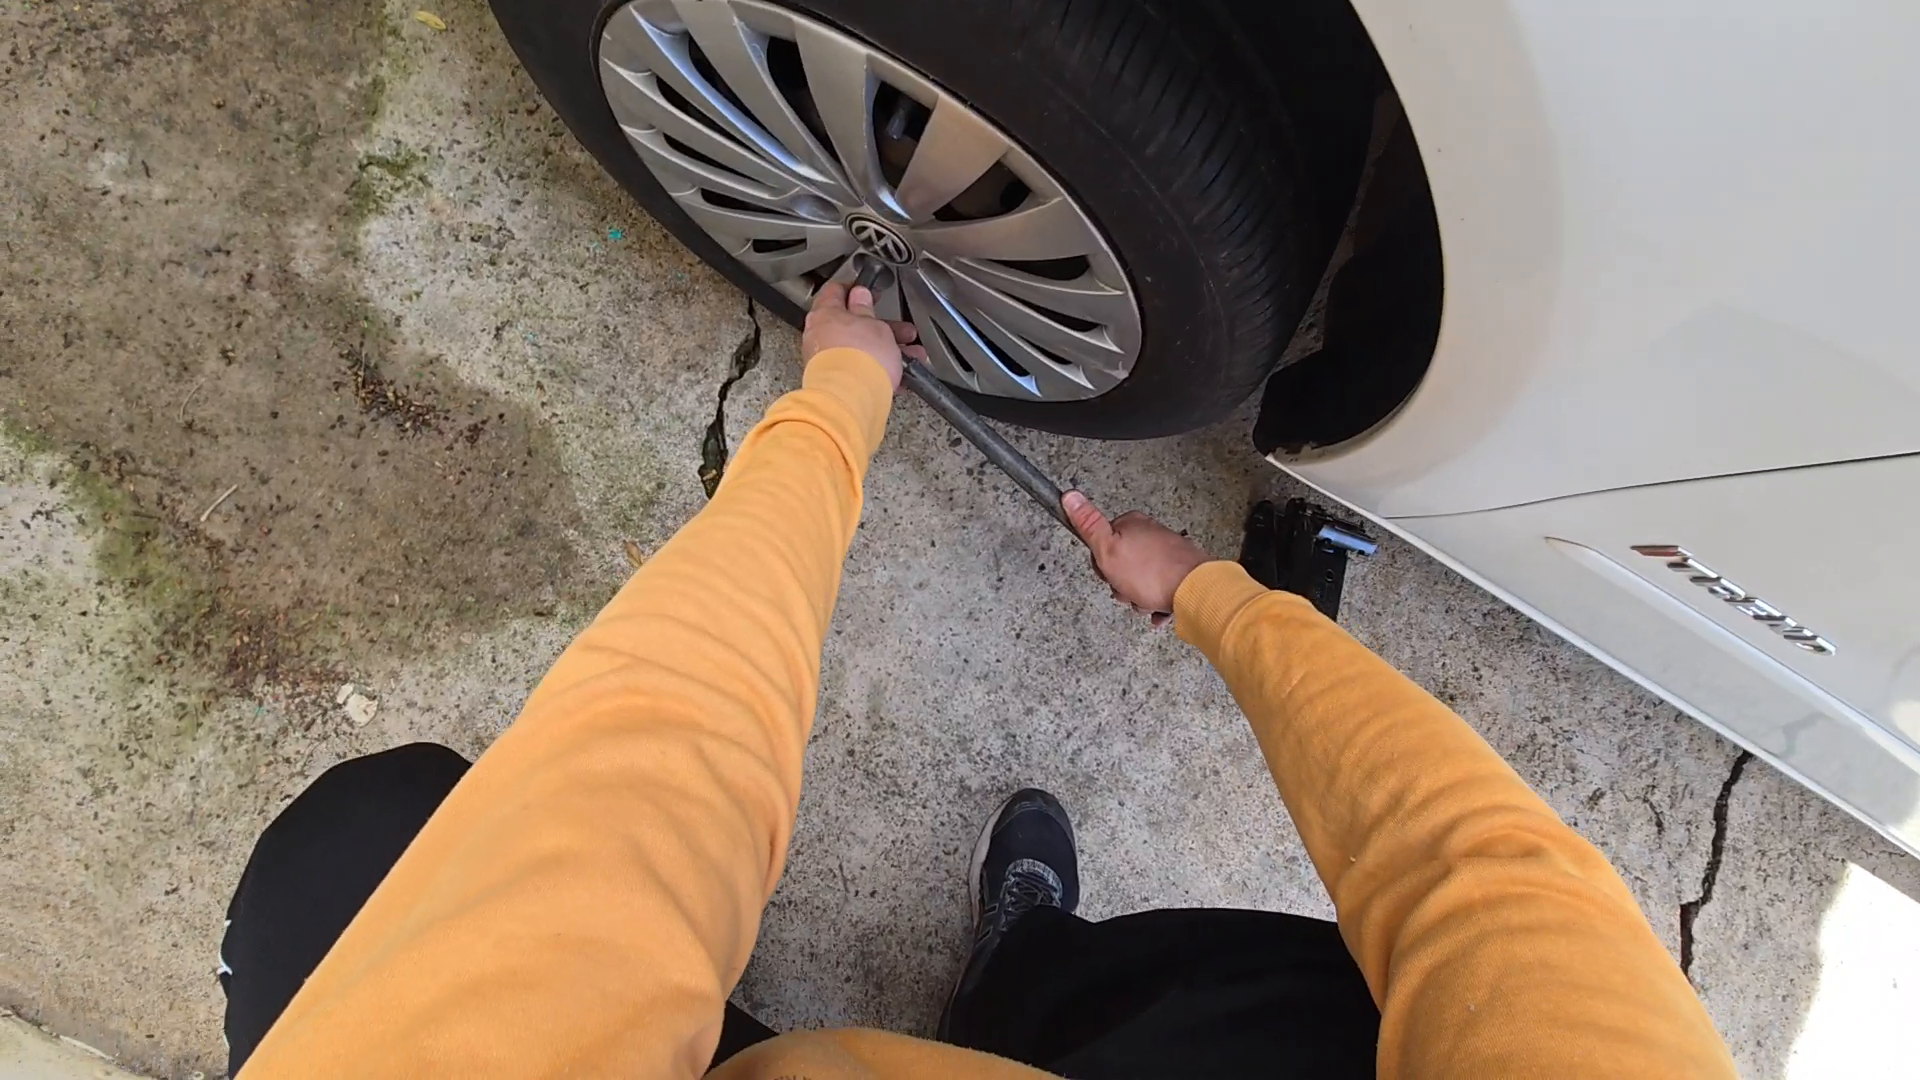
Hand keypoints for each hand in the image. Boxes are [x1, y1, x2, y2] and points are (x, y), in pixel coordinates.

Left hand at [802, 282, 926, 389]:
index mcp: (825, 314)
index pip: (835, 292)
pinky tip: (900, 375)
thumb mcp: (874, 325)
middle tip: (901, 329)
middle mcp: (820, 337)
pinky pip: (860, 370)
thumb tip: (860, 296)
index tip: (868, 290)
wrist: (852, 399)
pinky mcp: (837, 382)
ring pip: (860, 350)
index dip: (854, 289)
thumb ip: (866, 310)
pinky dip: (879, 370)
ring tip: (911, 355)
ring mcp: (826, 361)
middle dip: (882, 328)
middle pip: (852, 325)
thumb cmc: (859, 358)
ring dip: (887, 350)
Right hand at [1063, 491, 1212, 624]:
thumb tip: (1070, 495)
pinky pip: (1162, 587)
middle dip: (1122, 583)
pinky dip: (1157, 600)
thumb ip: (1088, 524)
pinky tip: (1158, 609)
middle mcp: (1152, 532)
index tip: (1108, 571)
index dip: (1101, 563)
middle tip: (1127, 588)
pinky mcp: (1182, 568)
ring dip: (1140, 595)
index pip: (1103, 541)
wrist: (1195, 590)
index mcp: (1132, 524)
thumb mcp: (1107, 549)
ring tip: (1146, 600)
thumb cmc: (1150, 573)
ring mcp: (1169, 550)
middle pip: (1123, 561)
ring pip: (1142, 577)